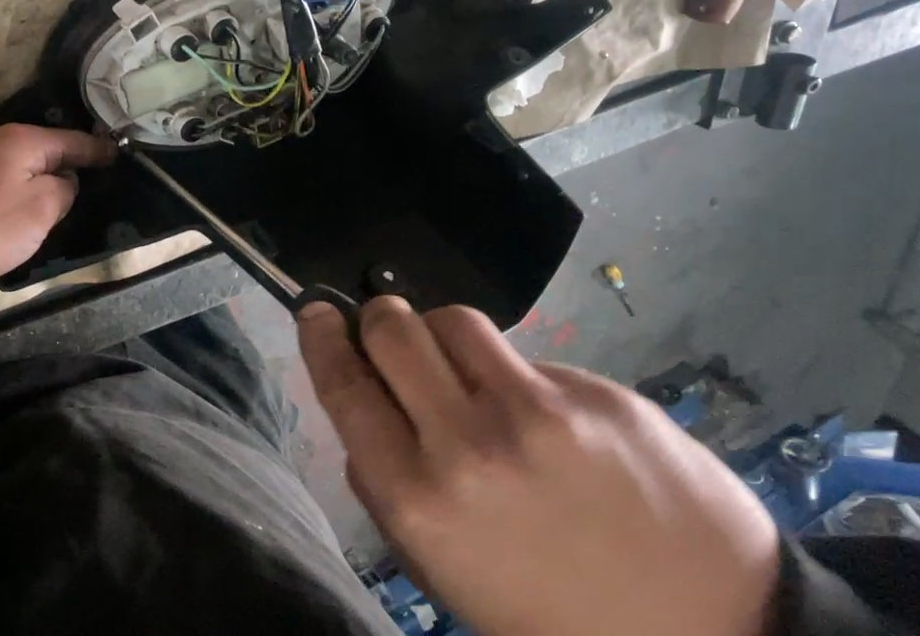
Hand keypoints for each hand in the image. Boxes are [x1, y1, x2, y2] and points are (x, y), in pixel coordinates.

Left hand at [0, 125, 114, 282]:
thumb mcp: (40, 210)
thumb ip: (64, 190)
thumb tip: (65, 181)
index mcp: (24, 140)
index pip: (74, 140)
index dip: (100, 150)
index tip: (121, 156)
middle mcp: (0, 140)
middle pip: (48, 150)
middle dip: (74, 162)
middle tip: (102, 177)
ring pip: (25, 165)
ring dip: (47, 177)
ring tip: (72, 193)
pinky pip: (6, 177)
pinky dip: (24, 186)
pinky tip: (31, 201)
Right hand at [299, 297, 780, 635]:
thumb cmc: (551, 614)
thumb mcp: (441, 569)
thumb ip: (385, 486)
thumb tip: (363, 410)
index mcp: (417, 498)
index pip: (343, 383)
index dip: (321, 336)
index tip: (317, 313)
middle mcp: (467, 443)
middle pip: (391, 328)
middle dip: (379, 321)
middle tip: (388, 337)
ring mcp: (539, 413)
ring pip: (454, 319)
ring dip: (442, 336)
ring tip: (465, 369)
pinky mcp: (602, 397)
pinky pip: (528, 357)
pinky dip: (517, 376)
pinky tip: (548, 421)